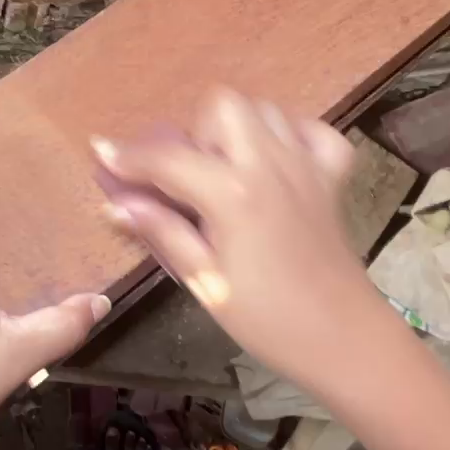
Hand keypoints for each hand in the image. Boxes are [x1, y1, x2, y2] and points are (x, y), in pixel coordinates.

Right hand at [92, 88, 386, 391]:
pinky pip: (313, 132)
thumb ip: (162, 231)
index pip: (167, 158)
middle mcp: (269, 163)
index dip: (128, 156)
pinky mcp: (332, 177)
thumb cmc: (268, 320)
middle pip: (223, 105)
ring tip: (226, 170)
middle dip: (195, 130)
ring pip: (264, 110)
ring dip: (237, 129)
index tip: (102, 152)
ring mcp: (305, 165)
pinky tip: (275, 163)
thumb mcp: (204, 280)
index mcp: (232, 192)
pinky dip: (291, 136)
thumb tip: (115, 204)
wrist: (348, 343)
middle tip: (188, 175)